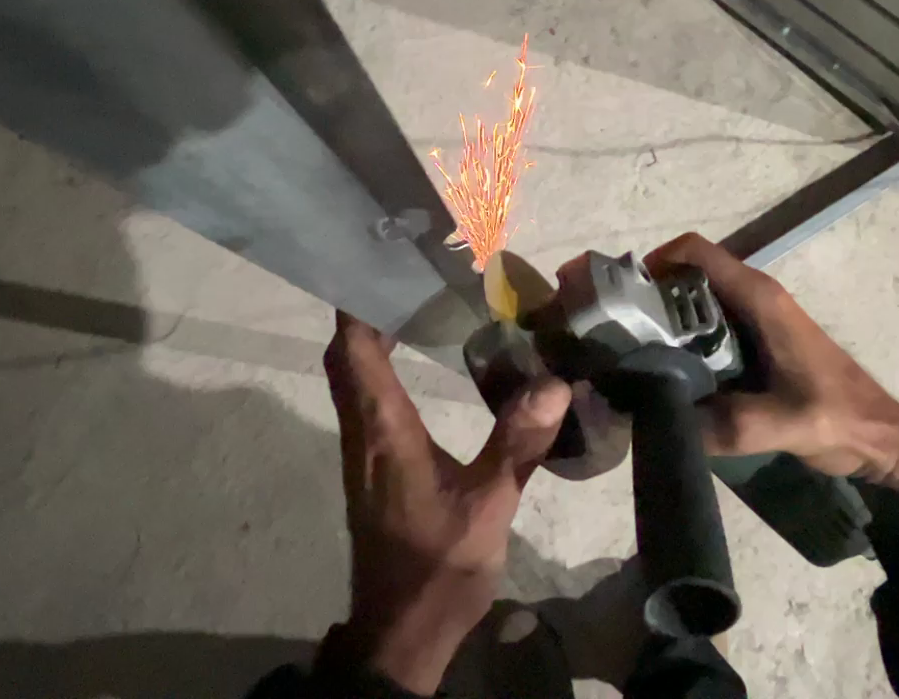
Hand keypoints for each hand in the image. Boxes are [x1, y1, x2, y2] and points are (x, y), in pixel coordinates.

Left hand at [323, 311, 571, 693]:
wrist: (402, 630)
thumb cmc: (439, 565)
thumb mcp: (490, 507)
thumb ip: (517, 443)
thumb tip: (552, 382)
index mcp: (384, 431)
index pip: (356, 352)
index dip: (359, 306)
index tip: (380, 268)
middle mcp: (362, 432)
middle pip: (345, 359)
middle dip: (364, 313)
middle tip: (403, 280)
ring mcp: (361, 451)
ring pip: (349, 379)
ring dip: (368, 339)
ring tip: (411, 308)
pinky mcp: (368, 467)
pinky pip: (362, 400)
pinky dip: (376, 368)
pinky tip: (412, 366)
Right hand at [645, 234, 898, 500]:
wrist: (885, 441)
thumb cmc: (844, 419)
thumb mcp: (790, 425)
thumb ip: (734, 425)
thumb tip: (665, 421)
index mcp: (760, 298)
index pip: (695, 251)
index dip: (655, 261)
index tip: (625, 298)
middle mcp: (753, 298)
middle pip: (686, 275)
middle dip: (649, 295)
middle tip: (618, 334)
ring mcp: (753, 319)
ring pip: (692, 301)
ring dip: (661, 320)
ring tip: (632, 355)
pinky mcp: (752, 343)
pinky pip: (703, 327)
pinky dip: (679, 341)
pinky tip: (664, 374)